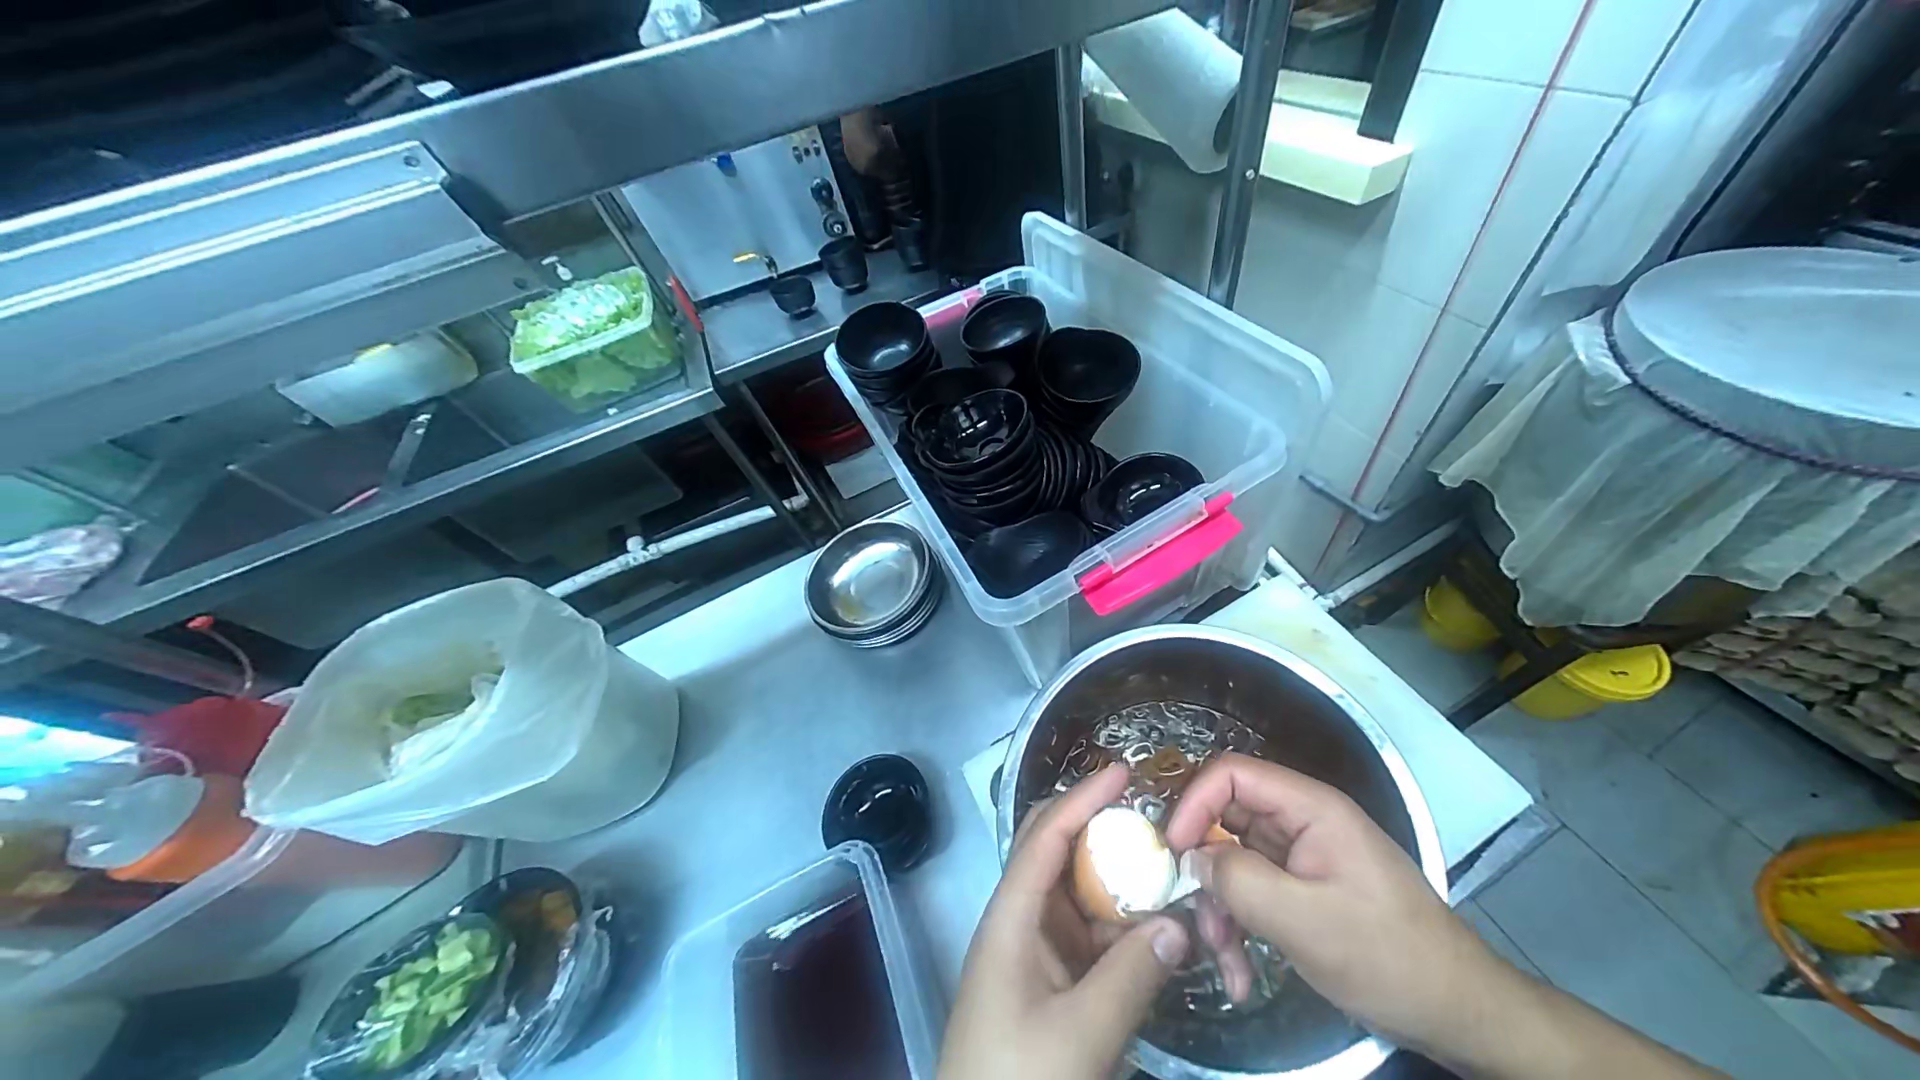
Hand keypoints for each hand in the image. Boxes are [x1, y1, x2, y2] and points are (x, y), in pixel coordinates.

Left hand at [940, 763, 1188, 1079]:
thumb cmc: (1016, 1077)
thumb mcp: (1080, 1033)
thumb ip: (1132, 976)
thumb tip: (1179, 925)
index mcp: (1010, 915)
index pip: (1046, 836)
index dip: (1082, 799)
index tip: (1123, 772)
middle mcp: (1019, 919)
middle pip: (1055, 852)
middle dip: (1098, 827)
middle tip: (1150, 815)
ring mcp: (1034, 950)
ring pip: (1076, 894)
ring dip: (1116, 880)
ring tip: (1166, 866)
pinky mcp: (1049, 980)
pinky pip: (1087, 935)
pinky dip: (1120, 926)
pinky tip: (1155, 927)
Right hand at [1163, 753, 1494, 1054]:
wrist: (1459, 1015)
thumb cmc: (1388, 957)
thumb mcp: (1305, 921)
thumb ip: (1238, 880)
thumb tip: (1189, 859)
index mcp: (1310, 808)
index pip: (1232, 775)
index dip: (1195, 803)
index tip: (1173, 850)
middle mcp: (1301, 823)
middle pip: (1225, 821)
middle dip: (1204, 869)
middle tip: (1190, 911)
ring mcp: (1300, 858)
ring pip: (1233, 863)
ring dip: (1220, 910)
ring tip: (1225, 961)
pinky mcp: (1300, 890)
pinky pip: (1251, 894)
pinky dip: (1238, 927)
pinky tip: (1239, 973)